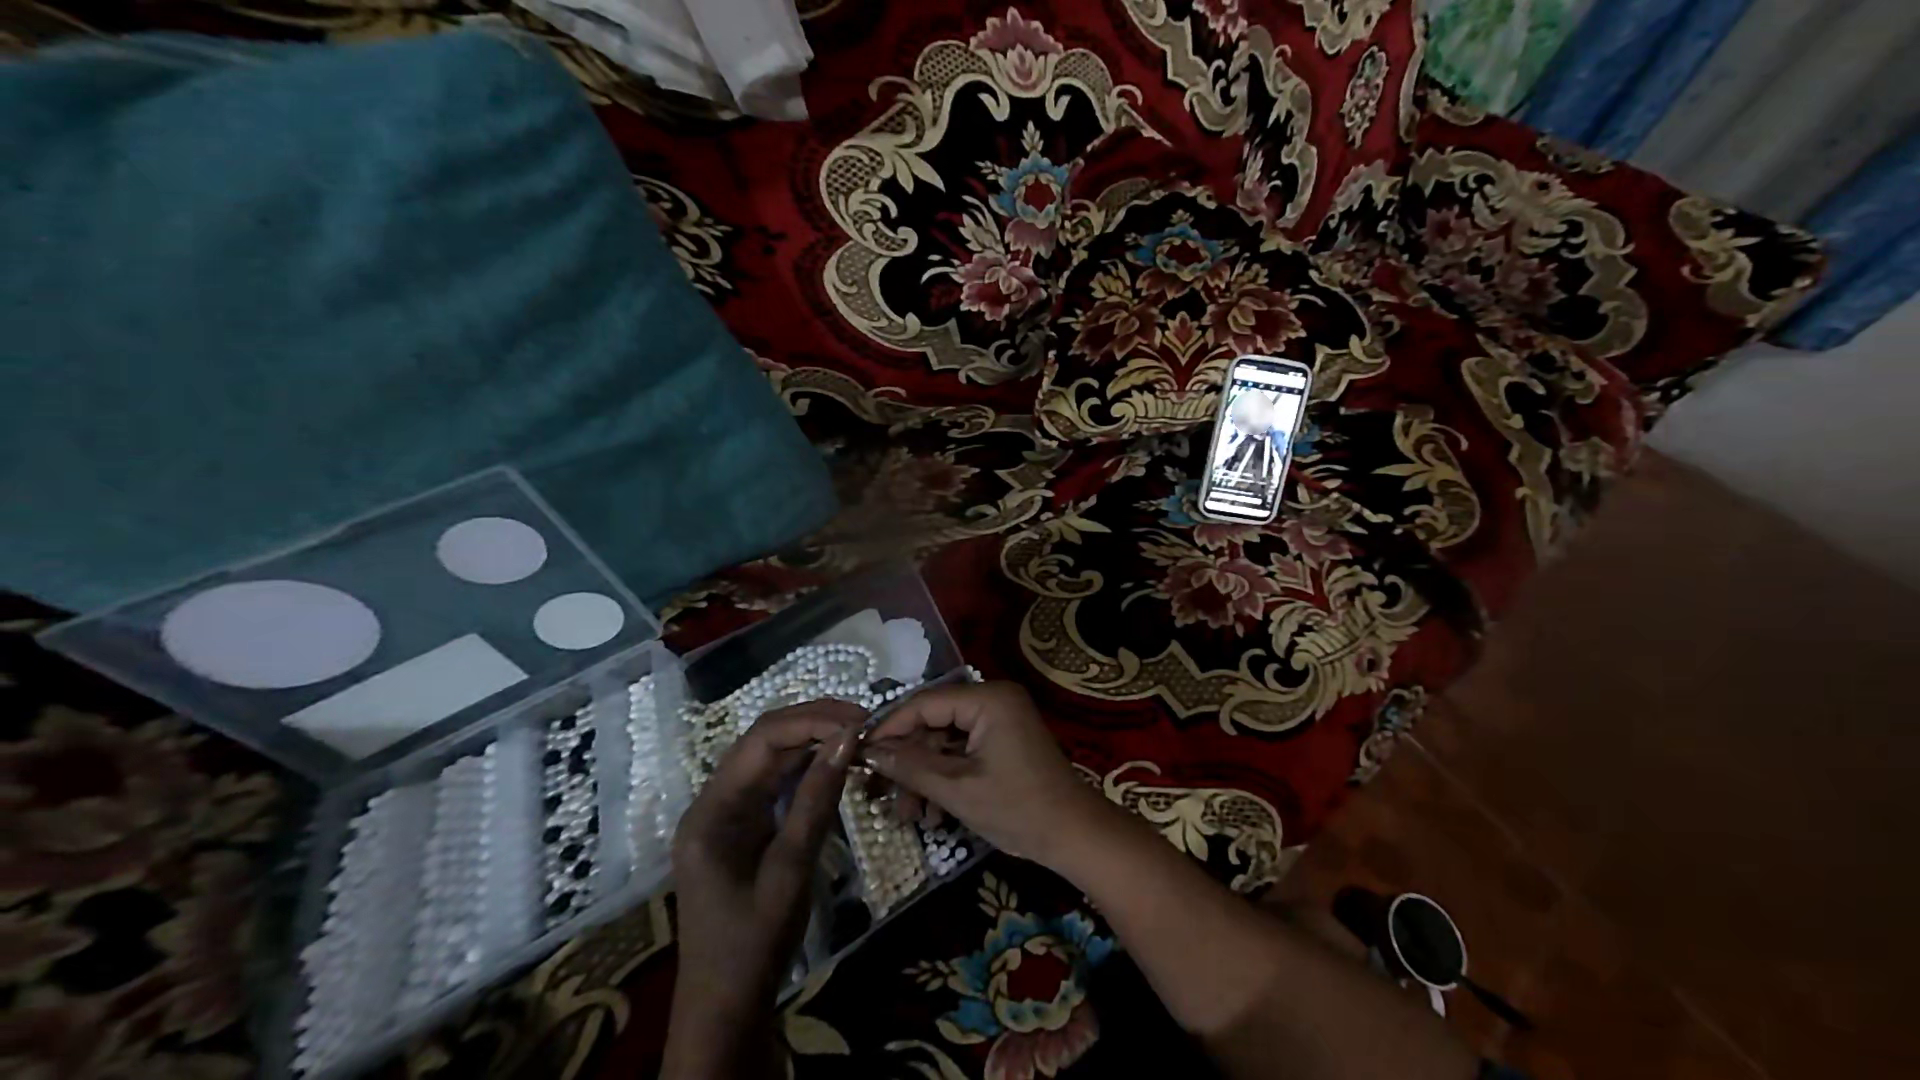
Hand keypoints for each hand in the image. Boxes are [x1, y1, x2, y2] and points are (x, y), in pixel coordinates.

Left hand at [664, 701, 862, 1079]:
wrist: (726, 1002)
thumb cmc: (754, 942)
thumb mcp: (790, 870)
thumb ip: (816, 801)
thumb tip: (848, 740)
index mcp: (711, 809)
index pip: (761, 741)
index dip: (811, 721)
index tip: (859, 721)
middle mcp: (713, 799)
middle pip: (763, 741)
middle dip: (813, 723)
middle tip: (865, 722)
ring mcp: (727, 811)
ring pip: (770, 758)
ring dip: (812, 741)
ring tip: (858, 735)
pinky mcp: (742, 824)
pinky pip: (774, 782)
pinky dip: (806, 768)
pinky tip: (836, 762)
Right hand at [863, 682, 1109, 866]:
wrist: (1075, 836)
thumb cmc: (1018, 808)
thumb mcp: (957, 789)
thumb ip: (910, 766)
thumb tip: (869, 752)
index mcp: (987, 699)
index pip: (925, 703)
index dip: (890, 728)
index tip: (861, 754)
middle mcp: (993, 699)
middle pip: (934, 723)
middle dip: (909, 762)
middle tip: (884, 795)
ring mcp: (1000, 720)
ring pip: (945, 742)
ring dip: (924, 777)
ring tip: (910, 816)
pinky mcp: (1003, 741)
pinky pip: (962, 752)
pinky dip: (945, 778)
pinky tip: (934, 814)